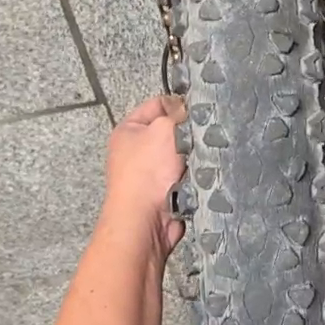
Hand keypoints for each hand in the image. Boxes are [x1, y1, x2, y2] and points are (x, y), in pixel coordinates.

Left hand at [101, 95, 187, 258]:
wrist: (145, 220)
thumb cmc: (145, 174)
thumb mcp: (164, 128)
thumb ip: (179, 113)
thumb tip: (191, 111)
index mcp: (128, 130)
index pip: (157, 104)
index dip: (178, 104)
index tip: (196, 109)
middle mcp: (136, 151)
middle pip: (171, 131)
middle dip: (187, 135)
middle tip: (195, 138)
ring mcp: (149, 173)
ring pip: (182, 155)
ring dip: (191, 158)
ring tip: (193, 161)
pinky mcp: (163, 192)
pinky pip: (187, 177)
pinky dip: (193, 178)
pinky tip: (194, 178)